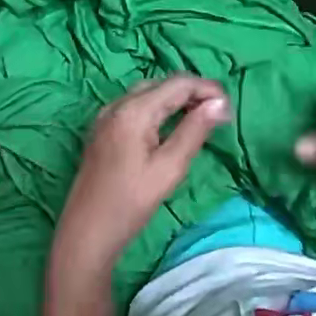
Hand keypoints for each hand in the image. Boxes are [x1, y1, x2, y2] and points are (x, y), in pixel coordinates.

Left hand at [53, 76, 232, 272]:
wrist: (86, 232)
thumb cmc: (131, 203)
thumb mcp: (170, 167)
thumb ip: (195, 130)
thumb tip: (220, 103)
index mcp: (134, 111)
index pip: (179, 84)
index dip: (208, 89)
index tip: (229, 109)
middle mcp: (117, 104)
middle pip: (163, 83)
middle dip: (193, 92)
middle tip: (219, 114)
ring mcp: (106, 115)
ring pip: (149, 92)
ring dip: (177, 98)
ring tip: (201, 117)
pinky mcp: (102, 129)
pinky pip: (136, 105)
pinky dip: (159, 107)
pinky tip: (172, 125)